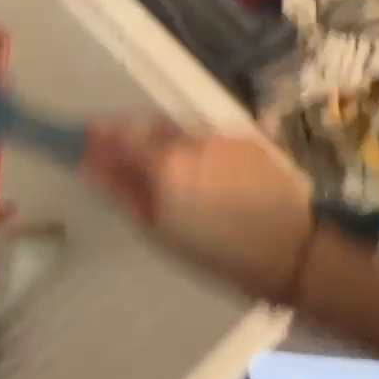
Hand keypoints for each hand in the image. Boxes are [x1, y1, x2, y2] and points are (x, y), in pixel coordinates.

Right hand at [80, 116, 315, 304]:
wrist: (293, 252)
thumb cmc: (217, 252)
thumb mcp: (158, 229)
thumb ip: (120, 188)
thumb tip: (88, 161)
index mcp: (164, 161)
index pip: (118, 132)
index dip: (98, 134)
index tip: (85, 139)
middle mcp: (192, 138)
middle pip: (149, 126)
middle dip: (133, 138)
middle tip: (127, 161)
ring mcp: (223, 135)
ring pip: (181, 131)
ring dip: (167, 144)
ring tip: (172, 175)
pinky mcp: (249, 139)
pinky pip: (210, 137)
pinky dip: (199, 150)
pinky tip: (207, 177)